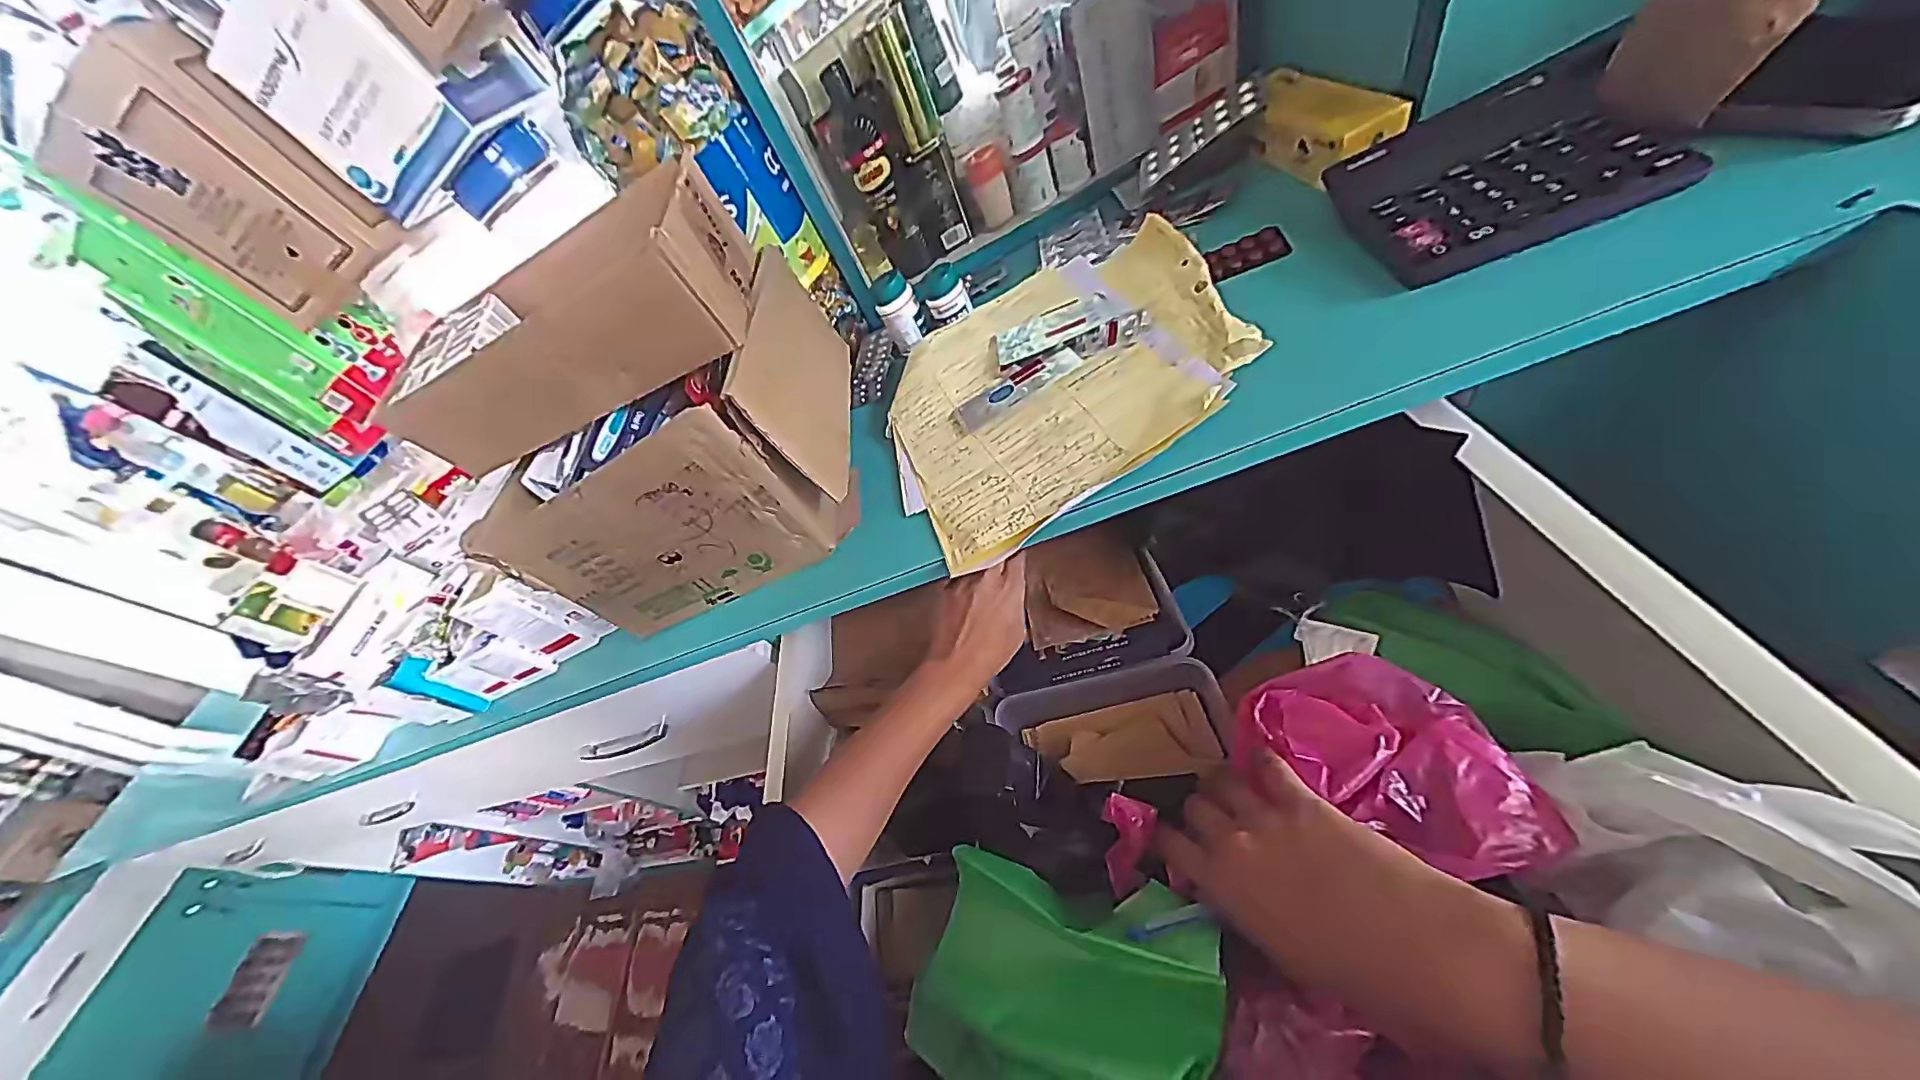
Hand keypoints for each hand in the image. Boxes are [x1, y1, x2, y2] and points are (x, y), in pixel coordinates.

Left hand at [912, 555, 1027, 706]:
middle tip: (1004, 545)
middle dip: (999, 545)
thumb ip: (1017, 601)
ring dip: (981, 556)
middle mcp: (984, 579)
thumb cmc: (986, 655)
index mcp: (1008, 588)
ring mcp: (962, 582)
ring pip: (975, 556)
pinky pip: (960, 571)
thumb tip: (1015, 590)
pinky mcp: (946, 588)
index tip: (1019, 544)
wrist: (954, 666)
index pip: (1016, 553)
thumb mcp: (1017, 629)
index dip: (1018, 546)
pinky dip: (966, 572)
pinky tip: (970, 583)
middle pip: (994, 547)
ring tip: (987, 562)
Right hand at [1159, 748, 1530, 1044]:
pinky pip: (1269, 765)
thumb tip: (1239, 894)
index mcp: (1221, 887)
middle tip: (1211, 815)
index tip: (1169, 836)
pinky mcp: (1302, 799)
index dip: (1165, 837)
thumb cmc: (1351, 973)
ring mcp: (1265, 816)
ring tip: (1233, 785)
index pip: (1170, 846)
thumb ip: (1246, 910)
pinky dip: (1261, 761)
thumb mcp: (1279, 952)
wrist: (1417, 948)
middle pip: (1194, 805)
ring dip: (1223, 782)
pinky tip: (1262, 761)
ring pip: (1221, 779)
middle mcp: (1231, 843)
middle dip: (1198, 808)